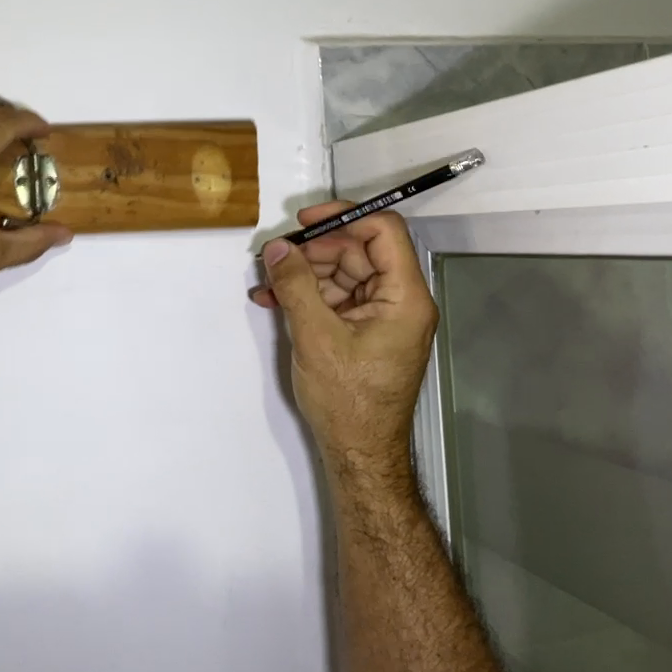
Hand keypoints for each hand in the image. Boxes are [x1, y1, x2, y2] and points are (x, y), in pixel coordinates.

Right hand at [251, 202, 437, 463]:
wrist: (359, 454)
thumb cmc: (348, 400)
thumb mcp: (316, 336)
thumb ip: (296, 285)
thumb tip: (277, 247)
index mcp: (405, 297)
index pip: (382, 232)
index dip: (343, 217)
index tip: (304, 222)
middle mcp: (399, 301)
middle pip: (358, 251)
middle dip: (314, 250)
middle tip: (274, 256)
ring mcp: (380, 317)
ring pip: (342, 274)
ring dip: (303, 274)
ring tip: (266, 282)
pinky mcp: (362, 332)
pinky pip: (335, 299)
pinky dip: (306, 296)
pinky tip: (273, 301)